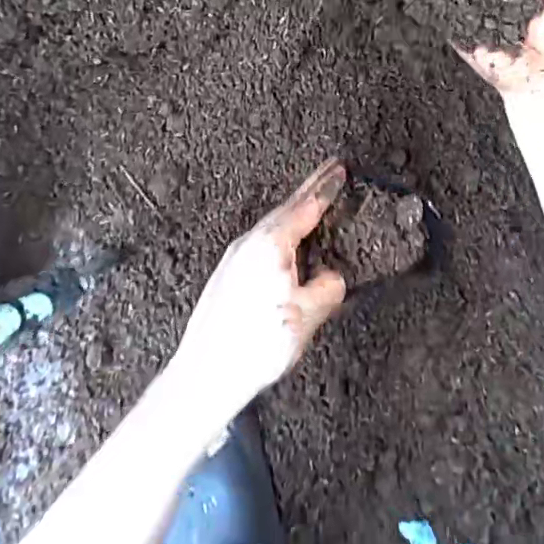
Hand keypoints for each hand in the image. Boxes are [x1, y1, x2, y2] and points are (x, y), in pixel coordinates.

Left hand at [168, 158, 347, 415]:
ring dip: (296, 209)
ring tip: (313, 202)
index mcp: (271, 245)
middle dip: (311, 188)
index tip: (340, 169)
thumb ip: (328, 289)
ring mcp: (237, 258)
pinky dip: (282, 230)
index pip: (306, 207)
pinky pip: (263, 240)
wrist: (203, 374)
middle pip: (288, 208)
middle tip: (329, 169)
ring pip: (274, 223)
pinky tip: (287, 243)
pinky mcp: (229, 274)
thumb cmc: (252, 346)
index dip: (326, 187)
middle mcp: (250, 243)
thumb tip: (333, 278)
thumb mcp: (305, 317)